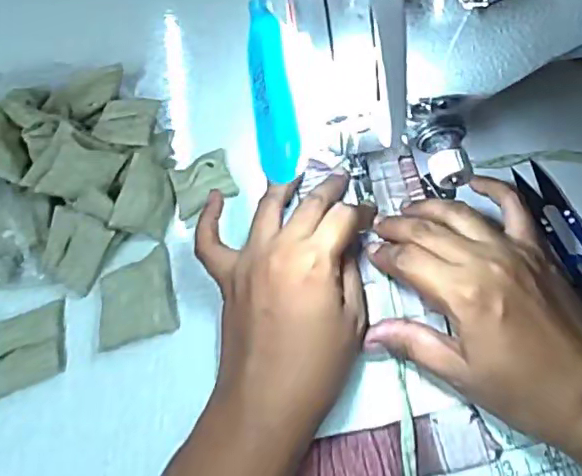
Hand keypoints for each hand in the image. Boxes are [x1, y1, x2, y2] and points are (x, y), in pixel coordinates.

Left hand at [167, 173, 373, 475]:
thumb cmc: (316, 369)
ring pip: (266, 207)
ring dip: (284, 186)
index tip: (371, 213)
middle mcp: (281, 247)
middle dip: (331, 188)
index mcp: (316, 258)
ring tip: (298, 175)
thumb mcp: (352, 320)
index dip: (361, 210)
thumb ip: (352, 273)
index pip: (344, 216)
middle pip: (310, 202)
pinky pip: (210, 241)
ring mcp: (249, 258)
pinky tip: (218, 198)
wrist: (264, 406)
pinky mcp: (227, 275)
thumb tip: (350, 244)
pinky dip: (210, 217)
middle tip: (343, 181)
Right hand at [368, 177, 581, 474]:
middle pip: (431, 231)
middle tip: (380, 225)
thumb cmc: (524, 392)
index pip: (411, 261)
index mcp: (463, 293)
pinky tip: (473, 182)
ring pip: (462, 213)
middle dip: (400, 226)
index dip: (386, 255)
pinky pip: (513, 205)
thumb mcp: (464, 377)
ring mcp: (512, 247)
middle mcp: (484, 259)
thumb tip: (373, 332)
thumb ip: (417, 344)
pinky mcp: (536, 246)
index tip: (370, 251)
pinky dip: (493, 187)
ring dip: (431, 207)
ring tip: (410, 208)